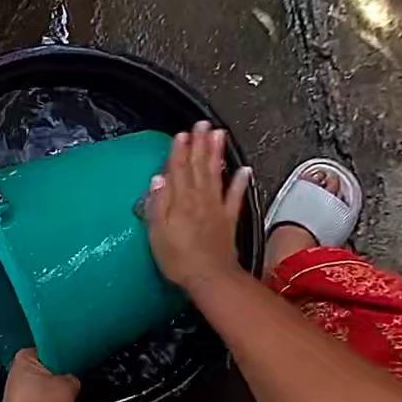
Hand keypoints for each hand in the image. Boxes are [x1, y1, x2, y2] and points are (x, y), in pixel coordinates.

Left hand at [0, 349, 79, 401]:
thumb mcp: (67, 387)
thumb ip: (74, 376)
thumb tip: (72, 378)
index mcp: (25, 355)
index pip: (52, 346)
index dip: (68, 351)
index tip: (83, 357)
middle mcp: (19, 368)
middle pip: (50, 365)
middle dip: (64, 372)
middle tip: (80, 376)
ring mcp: (20, 386)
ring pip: (48, 382)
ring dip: (59, 388)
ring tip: (72, 392)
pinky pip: (43, 395)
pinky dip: (53, 400)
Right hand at [147, 121, 251, 289]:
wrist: (210, 278)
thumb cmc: (178, 258)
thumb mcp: (157, 232)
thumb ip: (157, 204)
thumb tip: (157, 179)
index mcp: (180, 202)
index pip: (177, 170)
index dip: (178, 151)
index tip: (181, 134)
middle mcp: (200, 200)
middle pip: (198, 167)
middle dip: (199, 144)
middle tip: (202, 124)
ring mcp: (216, 208)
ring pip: (215, 175)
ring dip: (216, 154)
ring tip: (219, 134)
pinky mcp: (228, 220)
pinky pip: (235, 197)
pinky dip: (240, 182)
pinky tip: (244, 169)